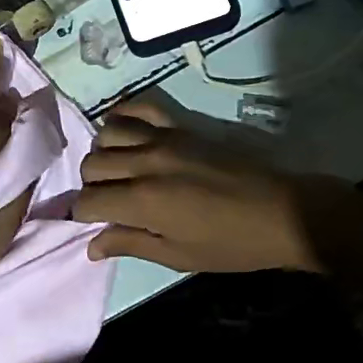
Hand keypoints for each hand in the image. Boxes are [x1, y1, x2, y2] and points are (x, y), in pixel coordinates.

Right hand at [73, 100, 338, 272]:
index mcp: (144, 202)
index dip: (82, 214)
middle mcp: (145, 163)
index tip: (89, 222)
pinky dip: (123, 114)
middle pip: (92, 164)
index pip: (88, 201)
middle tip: (107, 200)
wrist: (280, 212)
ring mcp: (163, 138)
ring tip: (117, 169)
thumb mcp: (178, 256)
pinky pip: (140, 106)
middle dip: (90, 185)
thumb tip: (91, 245)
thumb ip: (130, 244)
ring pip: (107, 132)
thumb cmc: (230, 244)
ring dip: (103, 152)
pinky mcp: (180, 124)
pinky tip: (123, 130)